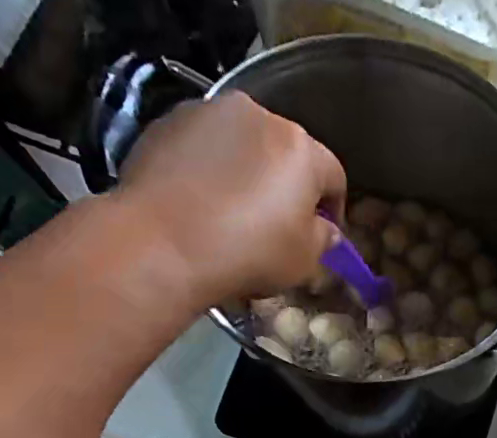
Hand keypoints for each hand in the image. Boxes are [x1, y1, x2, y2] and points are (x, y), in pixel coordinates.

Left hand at [116, 91, 345, 305]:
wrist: (162, 244)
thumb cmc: (246, 254)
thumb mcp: (300, 263)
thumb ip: (322, 241)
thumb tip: (326, 231)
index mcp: (301, 149)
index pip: (333, 175)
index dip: (333, 208)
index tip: (323, 232)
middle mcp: (259, 117)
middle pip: (285, 152)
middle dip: (284, 185)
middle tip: (274, 225)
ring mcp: (210, 114)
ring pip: (241, 144)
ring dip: (244, 172)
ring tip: (230, 213)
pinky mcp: (169, 123)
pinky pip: (201, 148)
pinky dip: (205, 170)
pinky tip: (196, 204)